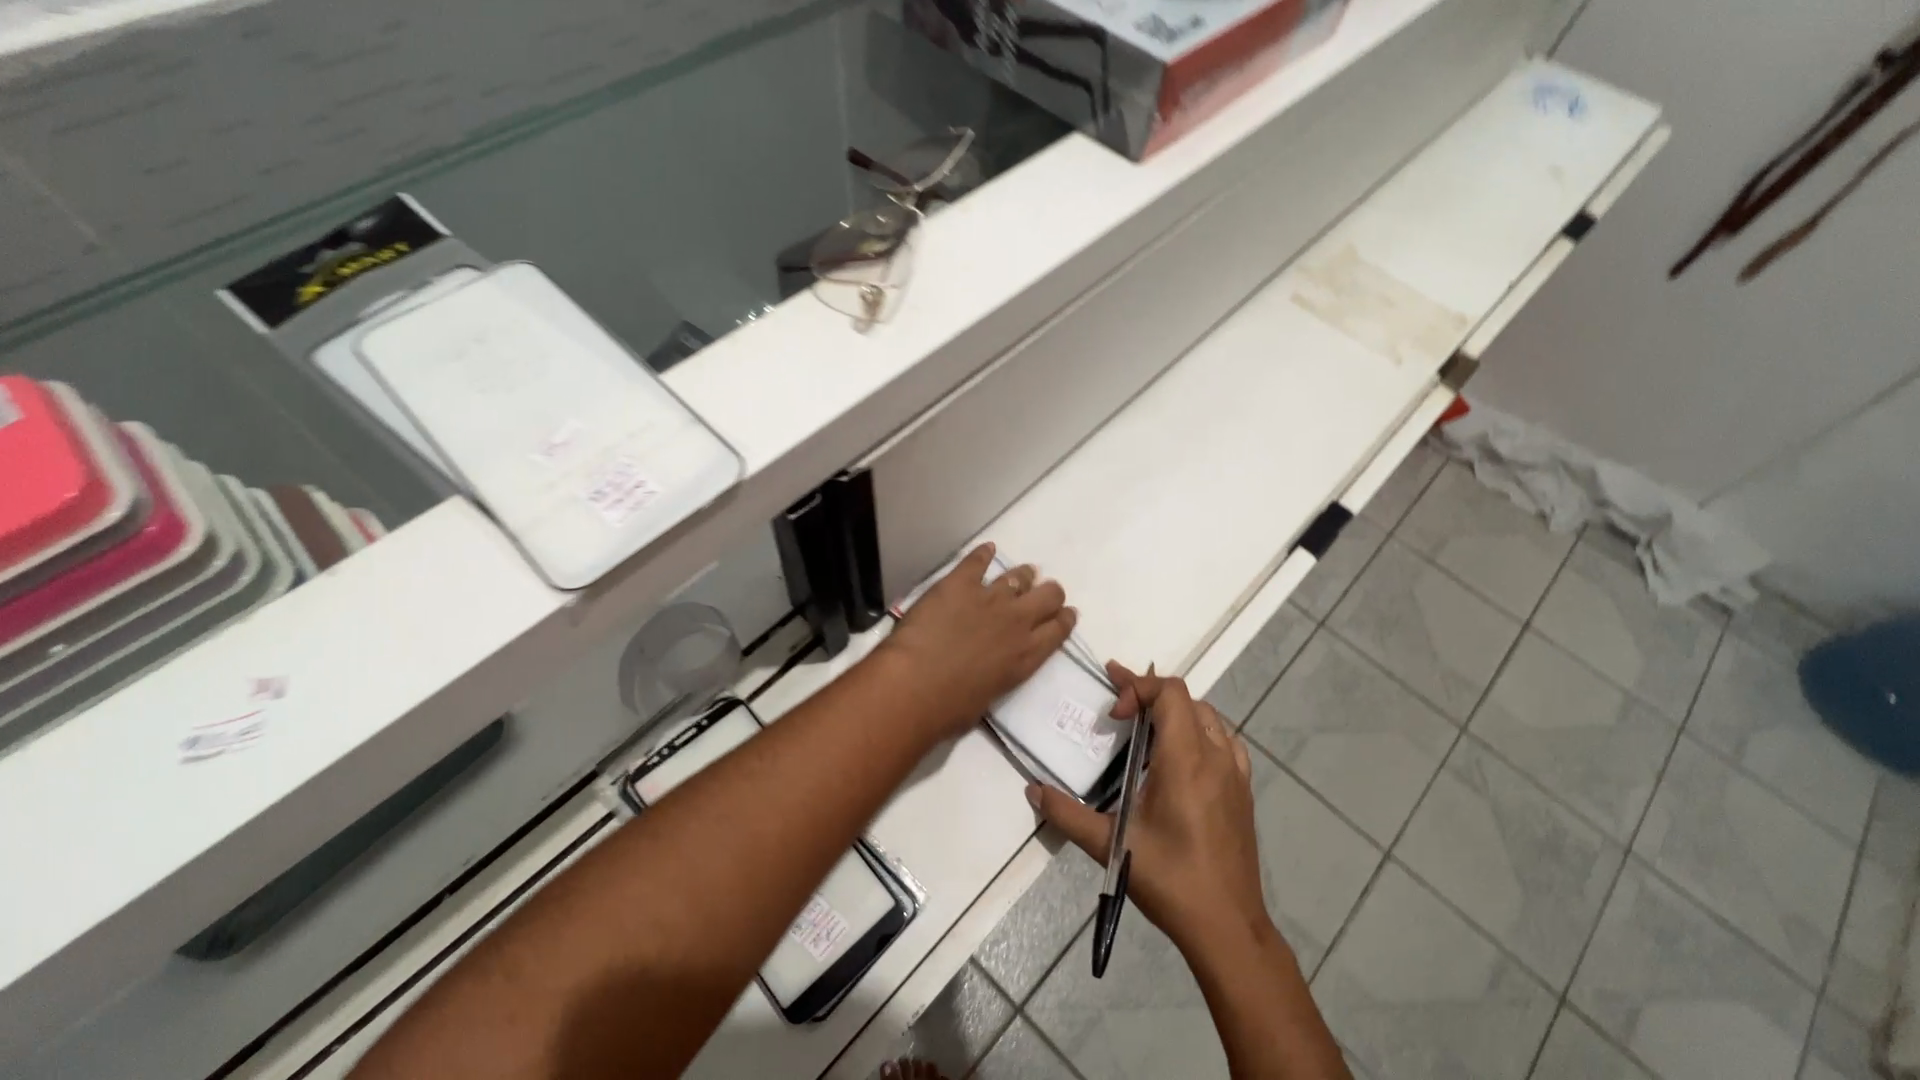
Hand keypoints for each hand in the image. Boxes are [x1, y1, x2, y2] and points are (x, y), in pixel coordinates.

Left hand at [876, 543, 1076, 741]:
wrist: (915, 684)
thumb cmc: (949, 708)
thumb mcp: (989, 696)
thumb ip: (999, 674)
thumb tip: (990, 669)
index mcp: (1026, 655)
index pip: (1058, 629)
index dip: (1064, 618)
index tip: (1065, 614)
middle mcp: (1017, 621)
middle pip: (1049, 595)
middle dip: (1050, 593)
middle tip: (1043, 594)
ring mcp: (989, 598)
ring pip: (1019, 576)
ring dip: (1023, 575)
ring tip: (1023, 574)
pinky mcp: (959, 583)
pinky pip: (977, 560)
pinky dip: (983, 554)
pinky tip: (987, 549)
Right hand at [1028, 663, 1273, 958]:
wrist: (1226, 925)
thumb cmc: (1169, 880)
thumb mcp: (1111, 845)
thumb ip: (1068, 814)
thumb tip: (1033, 791)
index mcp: (1185, 760)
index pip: (1169, 693)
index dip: (1138, 686)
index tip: (1112, 709)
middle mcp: (1215, 757)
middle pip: (1188, 700)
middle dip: (1151, 695)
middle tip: (1118, 713)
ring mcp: (1235, 774)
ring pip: (1208, 718)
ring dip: (1176, 713)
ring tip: (1145, 730)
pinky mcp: (1243, 793)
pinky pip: (1225, 743)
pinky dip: (1200, 734)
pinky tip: (1180, 760)